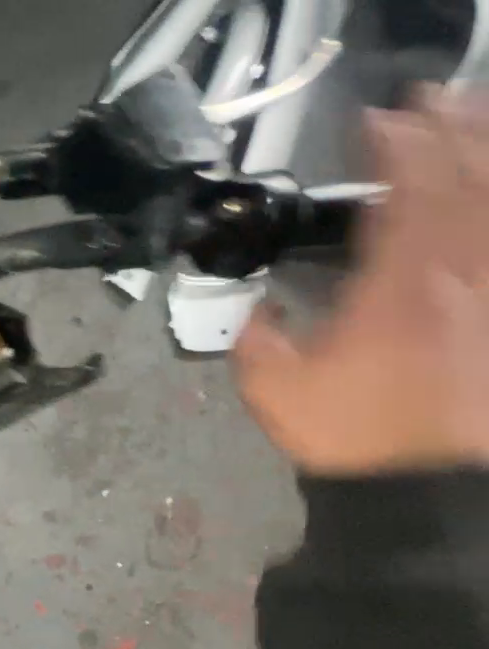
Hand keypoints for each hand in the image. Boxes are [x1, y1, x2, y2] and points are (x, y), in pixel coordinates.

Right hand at [234, 91, 488, 475]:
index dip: (398, 151)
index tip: (378, 120)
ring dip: (487, 155)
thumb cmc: (348, 429)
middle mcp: (461, 273)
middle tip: (431, 99)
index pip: (408, 197)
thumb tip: (259, 308)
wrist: (421, 473)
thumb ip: (261, 339)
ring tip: (471, 120)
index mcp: (399, 288)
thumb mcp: (277, 389)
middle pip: (470, 184)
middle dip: (452, 133)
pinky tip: (484, 192)